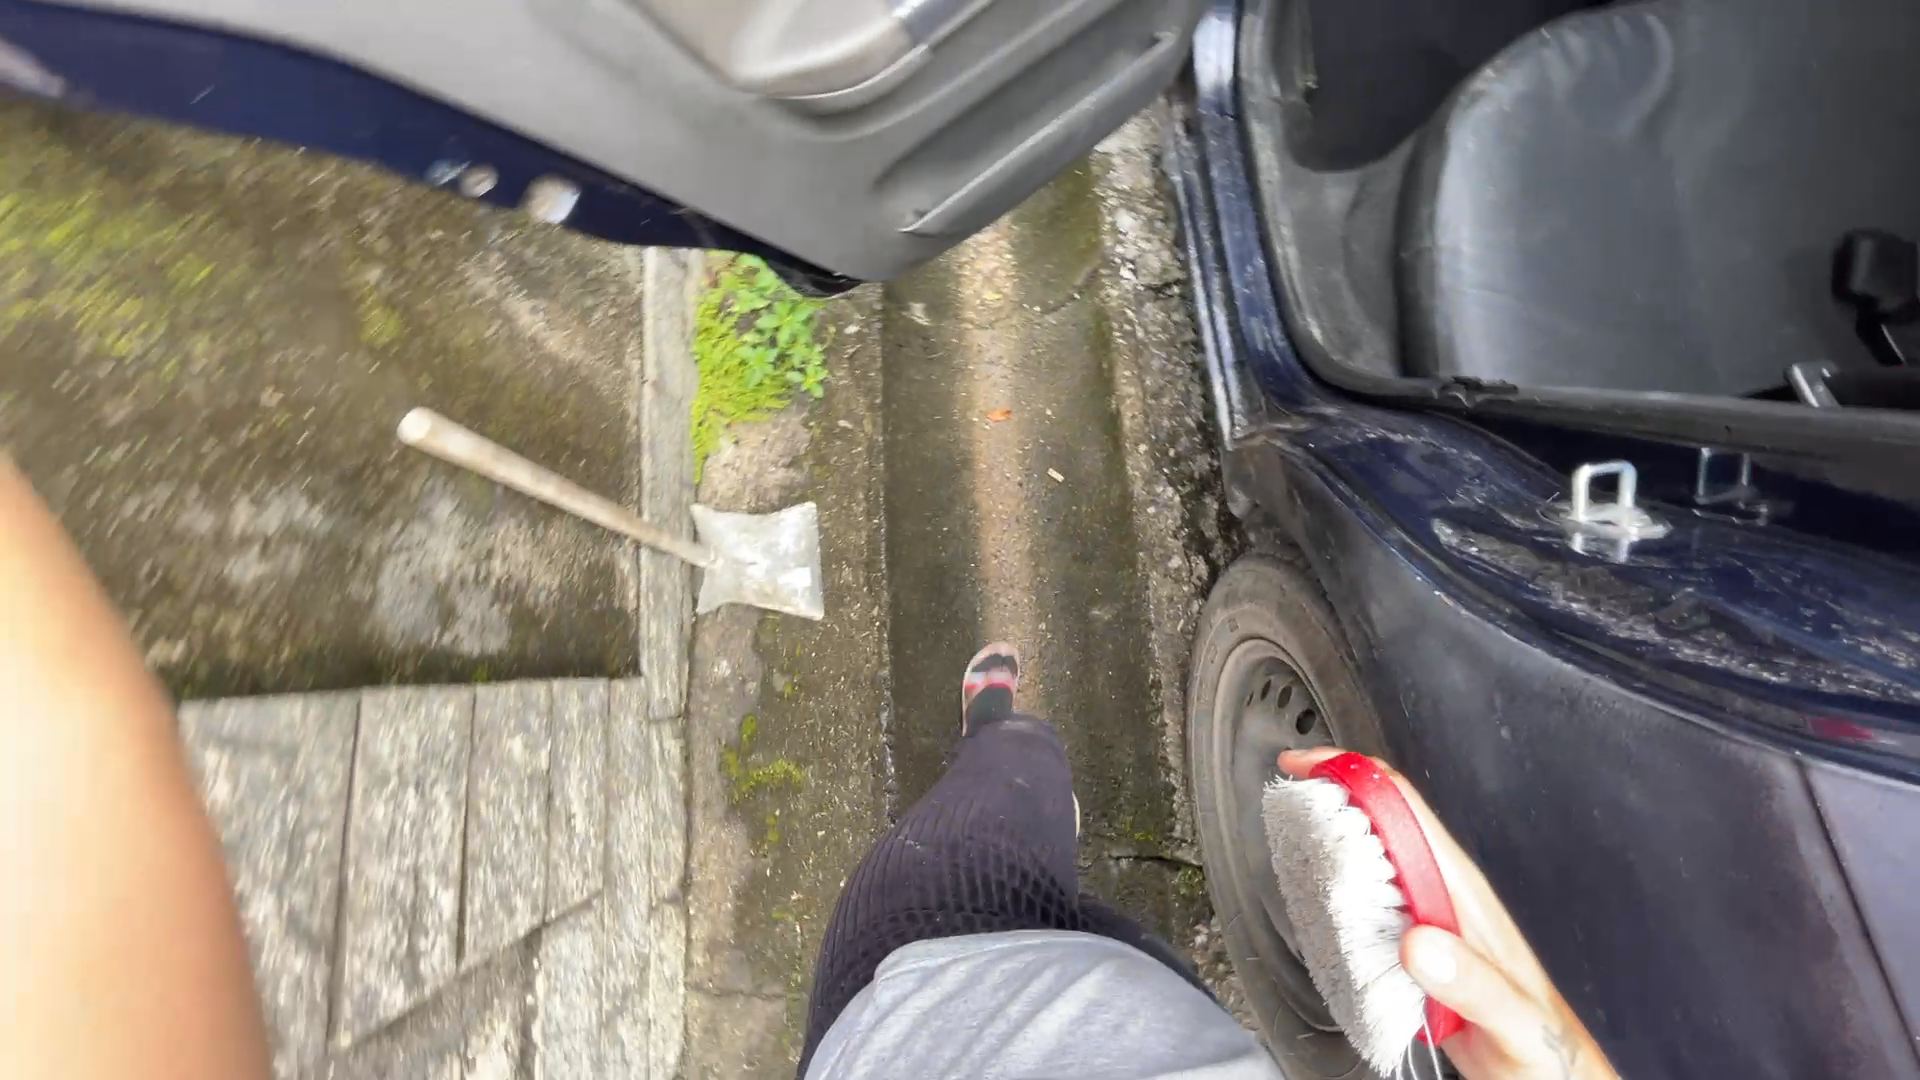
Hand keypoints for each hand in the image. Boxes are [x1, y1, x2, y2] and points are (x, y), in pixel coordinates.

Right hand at [1278, 749, 1617, 1079]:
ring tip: (1286, 839)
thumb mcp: (1511, 1020)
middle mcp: (1431, 881)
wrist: (1545, 1074)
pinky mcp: (1402, 929)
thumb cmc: (1536, 1046)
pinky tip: (1309, 891)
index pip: (1397, 800)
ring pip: (1362, 844)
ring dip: (1322, 832)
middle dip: (1325, 794)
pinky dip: (1327, 875)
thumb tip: (1417, 945)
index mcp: (1453, 881)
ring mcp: (1416, 903)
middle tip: (1284, 805)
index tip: (1301, 766)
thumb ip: (1471, 983)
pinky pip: (1358, 885)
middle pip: (1372, 810)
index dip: (1347, 772)